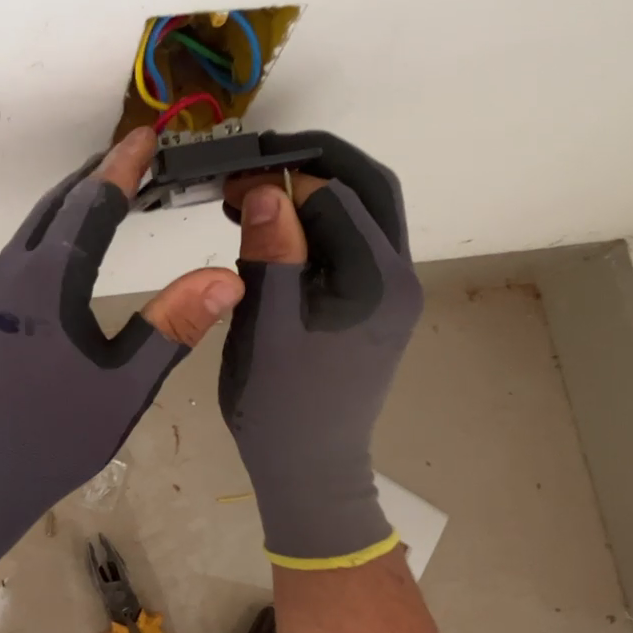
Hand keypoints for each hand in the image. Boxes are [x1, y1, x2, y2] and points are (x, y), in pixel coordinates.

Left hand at [0, 128, 244, 588]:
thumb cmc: (56, 436)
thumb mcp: (125, 385)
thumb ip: (173, 325)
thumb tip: (227, 277)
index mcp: (44, 285)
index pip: (89, 206)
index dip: (121, 168)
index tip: (145, 135)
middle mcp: (5, 274)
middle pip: (54, 208)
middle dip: (94, 177)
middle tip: (134, 156)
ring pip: (31, 231)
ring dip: (70, 205)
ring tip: (110, 192)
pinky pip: (16, 256)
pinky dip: (49, 236)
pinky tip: (70, 247)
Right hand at [218, 132, 422, 567]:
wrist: (309, 468)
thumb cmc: (281, 405)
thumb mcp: (265, 327)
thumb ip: (272, 253)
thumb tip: (267, 185)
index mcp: (379, 279)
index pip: (338, 194)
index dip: (285, 175)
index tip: (233, 181)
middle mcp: (398, 276)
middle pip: (368, 190)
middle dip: (313, 165)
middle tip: (254, 164)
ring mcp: (390, 291)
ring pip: (362, 213)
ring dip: (313, 193)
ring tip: (255, 197)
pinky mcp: (374, 305)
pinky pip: (351, 244)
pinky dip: (314, 225)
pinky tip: (274, 233)